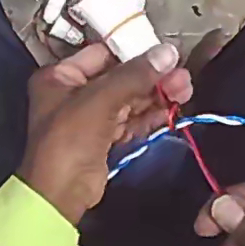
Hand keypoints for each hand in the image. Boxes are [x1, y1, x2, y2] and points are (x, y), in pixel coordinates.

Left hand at [19, 42, 190, 224]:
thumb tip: (167, 53)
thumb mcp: (99, 100)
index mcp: (60, 76)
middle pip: (120, 78)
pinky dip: (149, 116)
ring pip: (128, 100)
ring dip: (155, 96)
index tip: (165, 52)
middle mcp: (73, 93)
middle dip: (152, 78)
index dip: (134, 51)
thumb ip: (134, 76)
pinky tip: (170, 110)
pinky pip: (130, 120)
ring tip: (184, 91)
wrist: (60, 193)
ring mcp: (88, 117)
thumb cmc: (68, 142)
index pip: (103, 54)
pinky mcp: (102, 139)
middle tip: (181, 77)